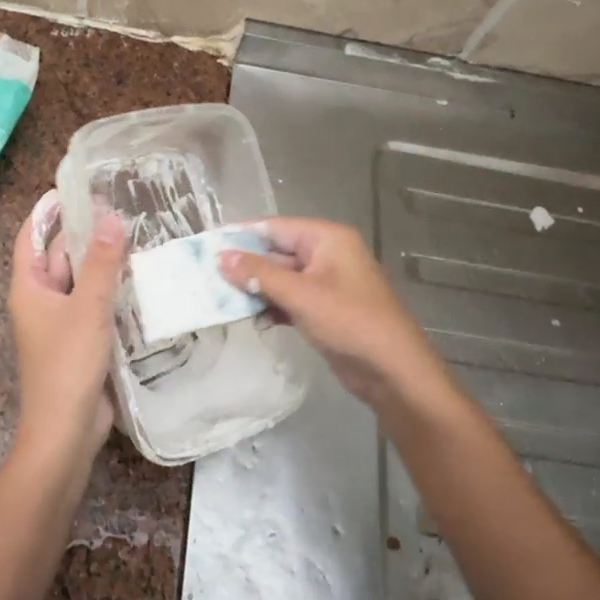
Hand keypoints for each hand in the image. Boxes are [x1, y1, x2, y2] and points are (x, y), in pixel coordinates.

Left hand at [7, 196, 124, 460]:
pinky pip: (94, 306)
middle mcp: (40, 301)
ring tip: (136, 236)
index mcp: (28, 288)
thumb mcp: (87, 308)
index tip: (71, 188)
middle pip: (59, 257)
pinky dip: (112, 291)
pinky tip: (140, 280)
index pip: (31, 238)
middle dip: (84, 234)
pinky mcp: (81, 343)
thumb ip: (101, 262)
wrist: (66, 430)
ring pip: (80, 282)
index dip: (46, 211)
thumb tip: (111, 215)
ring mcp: (60, 324)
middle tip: (119, 207)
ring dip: (102, 263)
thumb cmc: (67, 365)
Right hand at [218, 217, 450, 409]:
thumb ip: (258, 274)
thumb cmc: (350, 323)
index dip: (240, 236)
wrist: (393, 371)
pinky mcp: (325, 309)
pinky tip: (255, 320)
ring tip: (224, 302)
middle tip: (208, 278)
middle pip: (276, 252)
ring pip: (280, 278)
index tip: (205, 246)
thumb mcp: (301, 295)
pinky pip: (290, 299)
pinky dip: (272, 307)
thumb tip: (220, 257)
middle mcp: (327, 254)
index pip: (274, 227)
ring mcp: (327, 282)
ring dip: (256, 290)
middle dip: (245, 266)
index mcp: (326, 238)